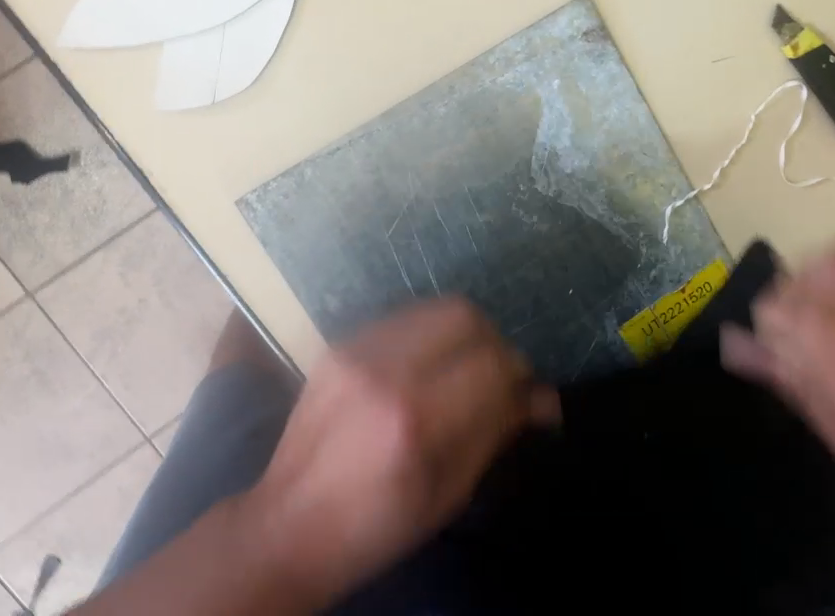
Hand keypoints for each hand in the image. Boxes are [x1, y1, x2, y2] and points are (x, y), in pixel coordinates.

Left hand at [236, 299, 557, 605]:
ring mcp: (357, 351)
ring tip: (465, 369)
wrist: (288, 524)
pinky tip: (429, 366)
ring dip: (464, 333)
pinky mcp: (340, 344)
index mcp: (415, 421)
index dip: (520, 375)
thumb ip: (497, 433)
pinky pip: (404, 318)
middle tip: (499, 375)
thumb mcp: (448, 493)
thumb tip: (545, 399)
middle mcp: (385, 371)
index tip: (527, 394)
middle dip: (495, 342)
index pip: (491, 364)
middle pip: (465, 316)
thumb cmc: (376, 526)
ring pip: (435, 308)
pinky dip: (430, 334)